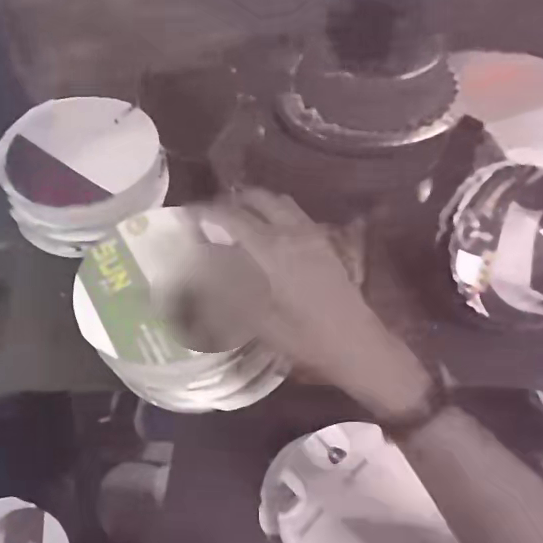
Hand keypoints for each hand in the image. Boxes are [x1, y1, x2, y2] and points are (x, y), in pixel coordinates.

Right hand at [202, 189, 433, 415]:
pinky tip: (269, 232)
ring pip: (279, 202)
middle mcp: (290, 232)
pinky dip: (276, 212)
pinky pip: (296, 214)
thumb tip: (197, 269)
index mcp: (269, 249)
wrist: (354, 343)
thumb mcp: (253, 319)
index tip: (187, 215)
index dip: (205, 212)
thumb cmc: (301, 336)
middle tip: (211, 215)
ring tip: (238, 217)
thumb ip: (223, 288)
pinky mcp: (325, 243)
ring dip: (255, 203)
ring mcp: (312, 234)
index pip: (229, 217)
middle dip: (230, 202)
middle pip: (256, 199)